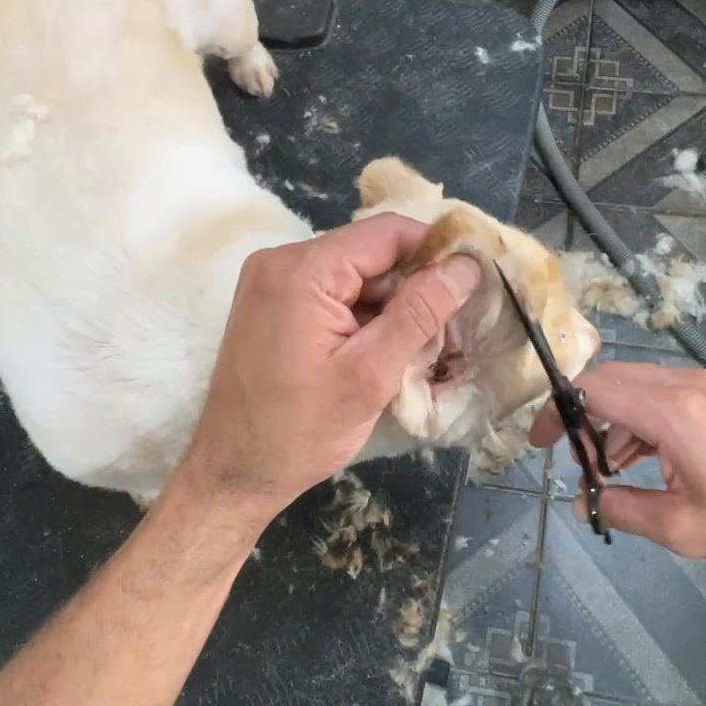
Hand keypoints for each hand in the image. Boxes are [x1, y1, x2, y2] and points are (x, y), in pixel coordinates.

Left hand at [172, 213, 481, 532]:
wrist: (234, 473)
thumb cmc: (301, 430)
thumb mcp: (371, 373)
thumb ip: (420, 312)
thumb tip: (467, 265)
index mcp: (301, 270)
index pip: (386, 233)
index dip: (435, 252)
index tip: (471, 283)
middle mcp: (280, 261)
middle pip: (370, 254)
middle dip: (412, 288)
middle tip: (445, 334)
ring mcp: (271, 282)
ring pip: (354, 276)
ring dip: (389, 308)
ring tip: (416, 352)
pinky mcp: (272, 304)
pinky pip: (331, 294)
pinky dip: (361, 317)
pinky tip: (378, 354)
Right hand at [531, 363, 705, 572]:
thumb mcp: (681, 528)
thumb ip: (621, 509)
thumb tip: (582, 504)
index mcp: (675, 412)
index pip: (595, 388)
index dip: (559, 410)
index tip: (541, 442)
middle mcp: (689, 385)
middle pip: (612, 379)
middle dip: (583, 415)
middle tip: (576, 460)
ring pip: (638, 385)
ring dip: (613, 419)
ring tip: (611, 468)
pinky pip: (665, 394)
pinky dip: (642, 419)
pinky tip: (646, 460)